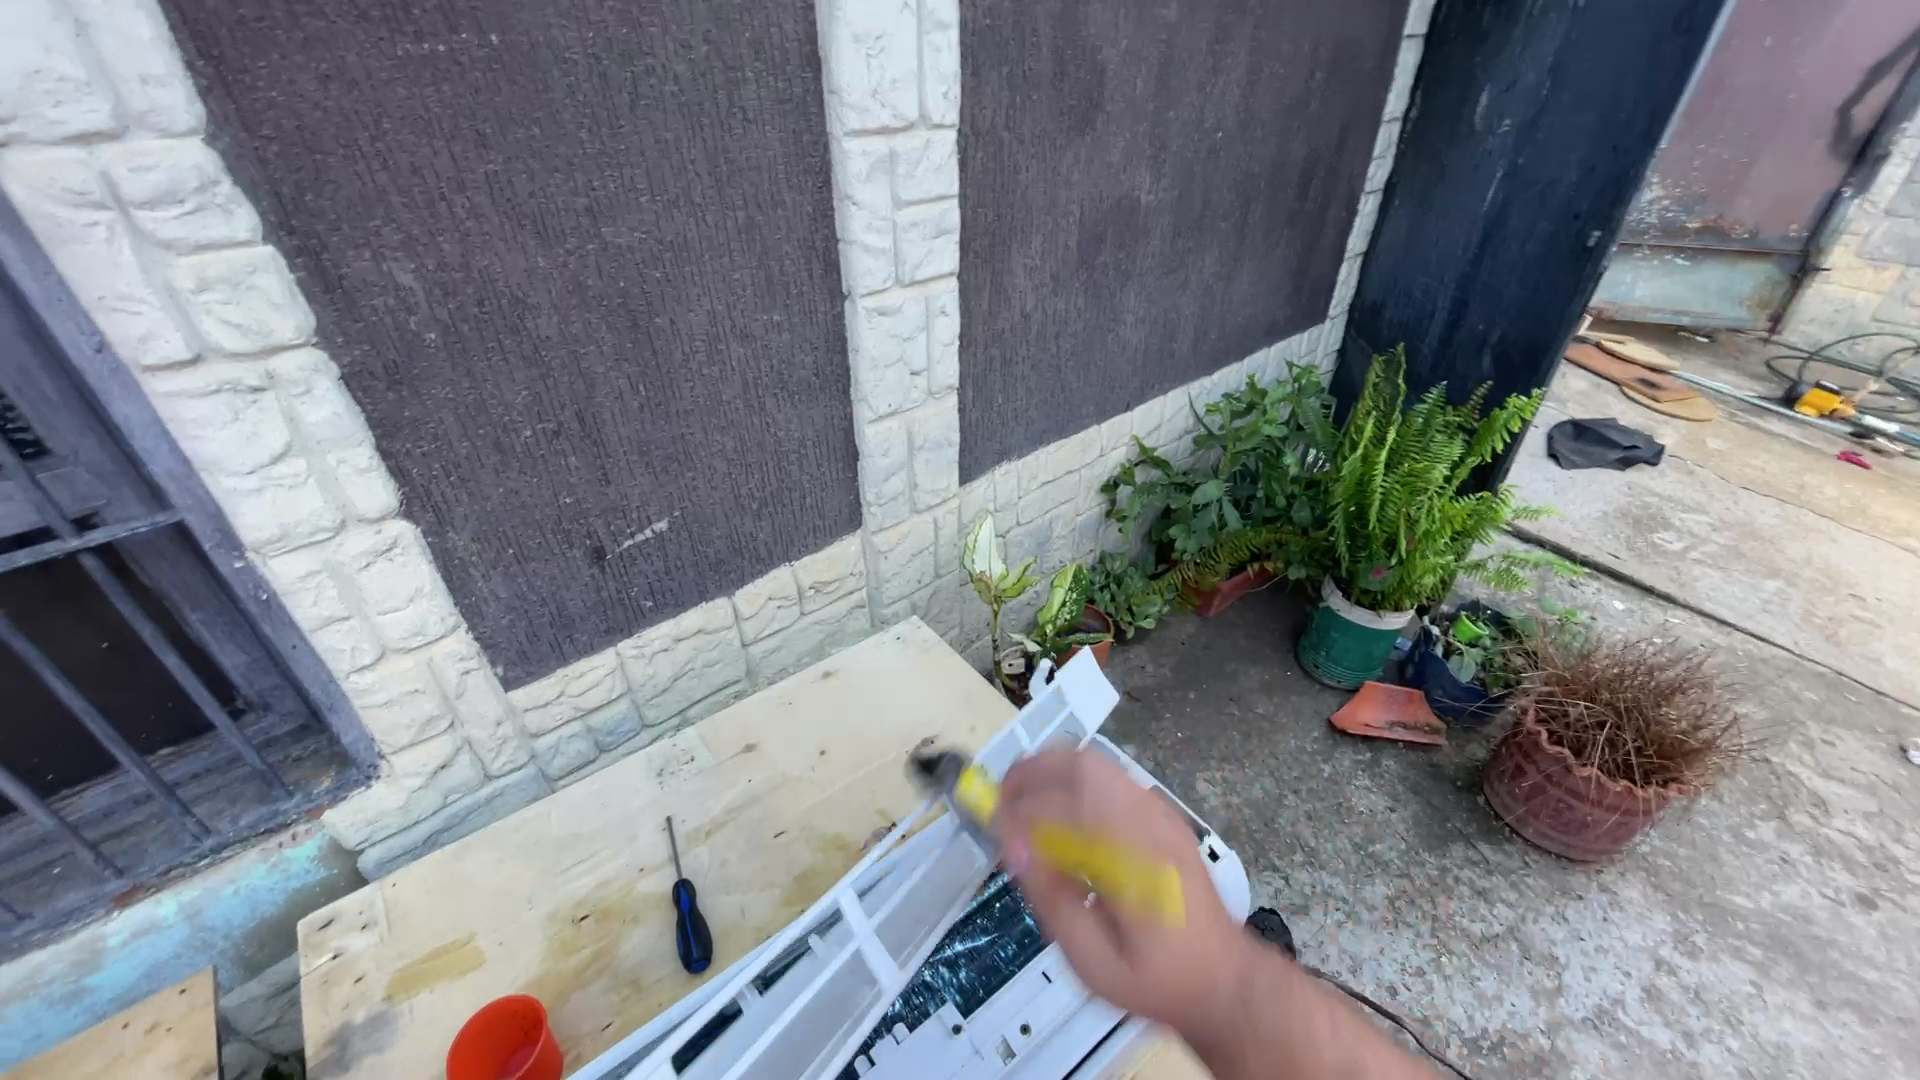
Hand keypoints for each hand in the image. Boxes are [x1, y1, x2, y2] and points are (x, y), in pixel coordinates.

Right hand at [994, 748, 1248, 1034]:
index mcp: (1134, 856)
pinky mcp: (1161, 815)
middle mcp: (1148, 820)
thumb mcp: (1095, 962)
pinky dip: (1073, 783)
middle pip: (1083, 765)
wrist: (1225, 979)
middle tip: (1001, 799)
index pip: (1066, 807)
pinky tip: (1059, 816)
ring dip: (1051, 773)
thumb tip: (1016, 853)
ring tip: (1022, 803)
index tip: (1000, 837)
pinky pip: (1110, 780)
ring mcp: (1159, 812)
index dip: (1023, 815)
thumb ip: (1053, 903)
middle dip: (1033, 772)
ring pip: (1096, 764)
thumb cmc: (1159, 979)